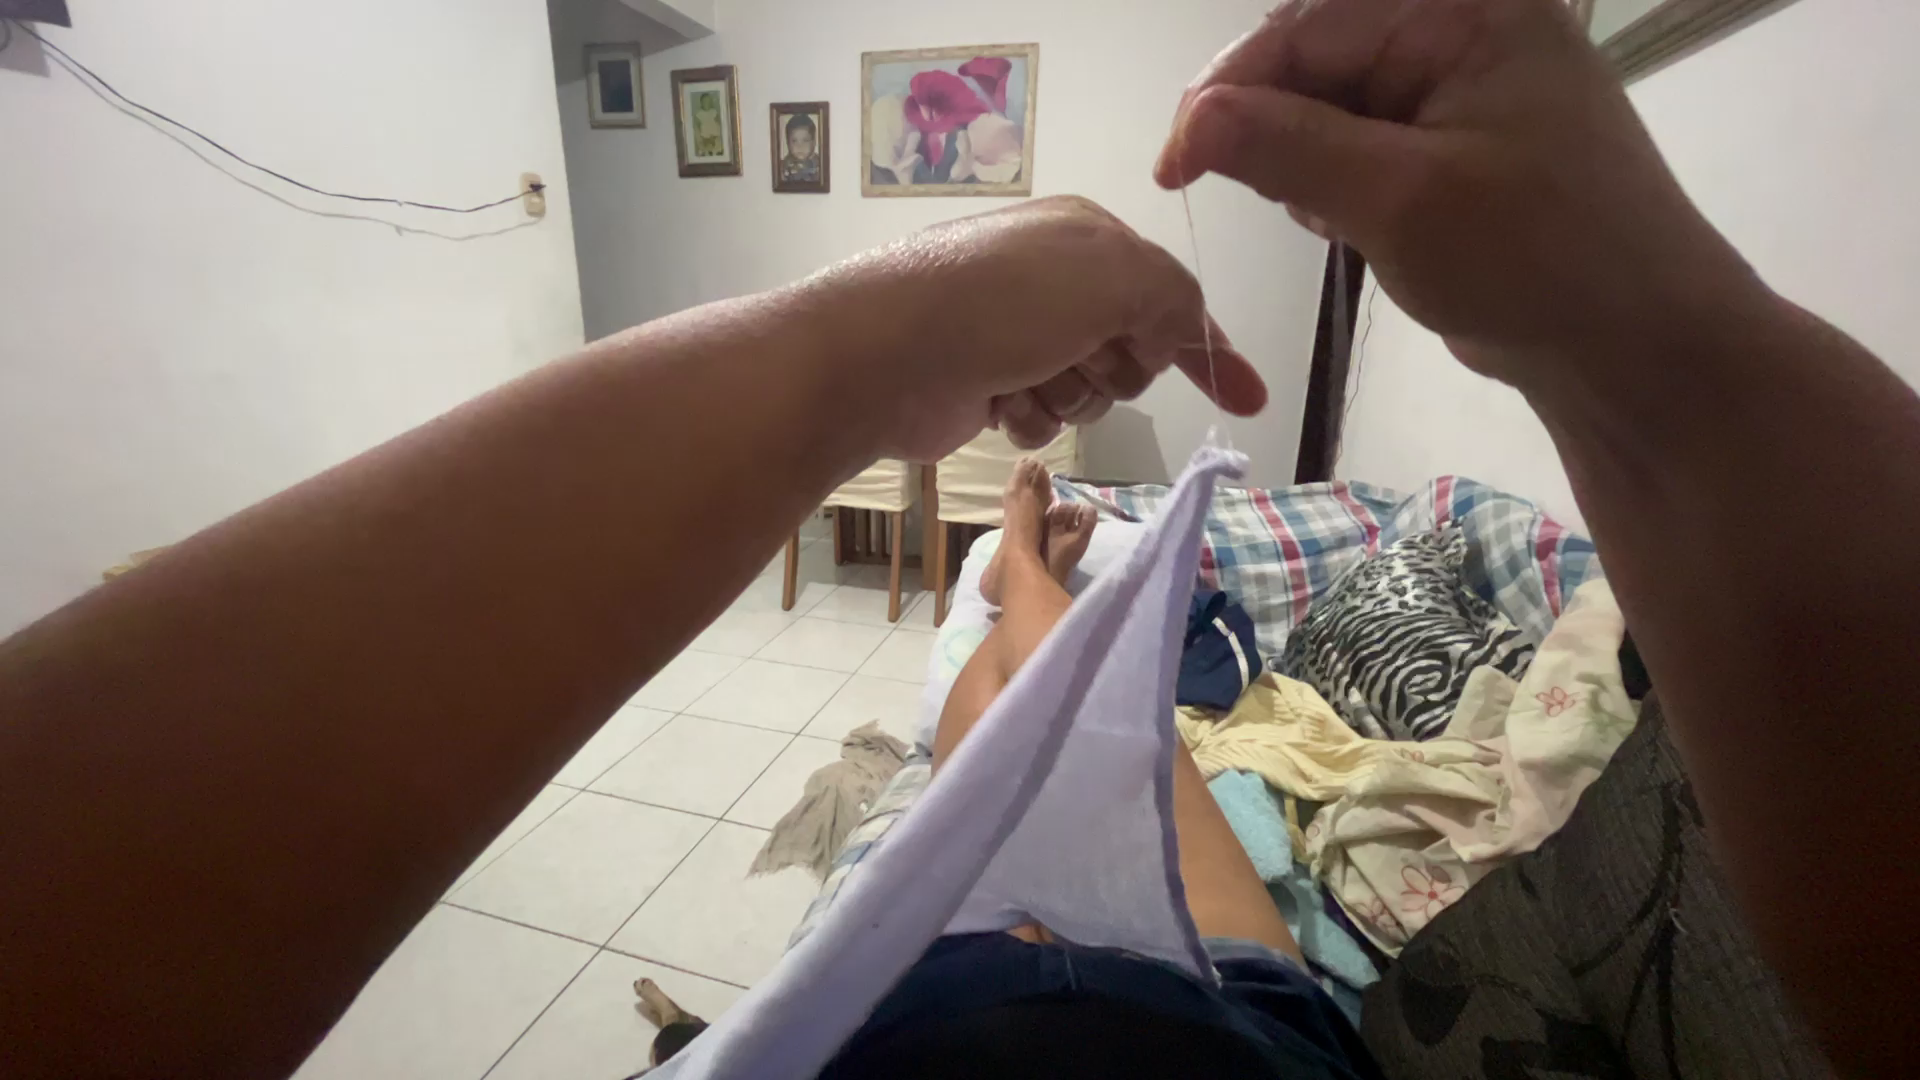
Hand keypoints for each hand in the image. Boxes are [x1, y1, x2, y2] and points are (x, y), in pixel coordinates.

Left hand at [794, 195, 1267, 460]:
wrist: (889, 352)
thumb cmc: (1005, 302)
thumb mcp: (1114, 277)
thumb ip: (1173, 301)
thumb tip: (1175, 340)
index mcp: (1088, 241)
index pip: (1170, 299)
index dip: (1211, 350)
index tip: (1250, 398)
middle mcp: (1054, 285)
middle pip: (1129, 353)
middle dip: (1113, 366)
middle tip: (1077, 354)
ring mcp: (1017, 337)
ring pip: (1086, 392)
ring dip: (1065, 394)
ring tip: (1021, 376)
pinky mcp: (989, 385)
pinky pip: (1043, 417)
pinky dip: (1028, 415)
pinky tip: (997, 400)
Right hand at [1154, 0, 1764, 387]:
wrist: (1618, 339)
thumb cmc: (1525, 257)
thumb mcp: (1397, 197)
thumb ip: (1288, 148)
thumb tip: (1190, 122)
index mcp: (1463, 12)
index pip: (1307, 27)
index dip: (1224, 92)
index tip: (1170, 169)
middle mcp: (1455, 39)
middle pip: (1313, 66)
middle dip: (1260, 129)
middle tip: (1232, 196)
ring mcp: (1447, 101)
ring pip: (1323, 115)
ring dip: (1291, 165)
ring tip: (1316, 218)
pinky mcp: (1437, 156)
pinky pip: (1348, 154)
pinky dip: (1322, 189)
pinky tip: (1336, 226)